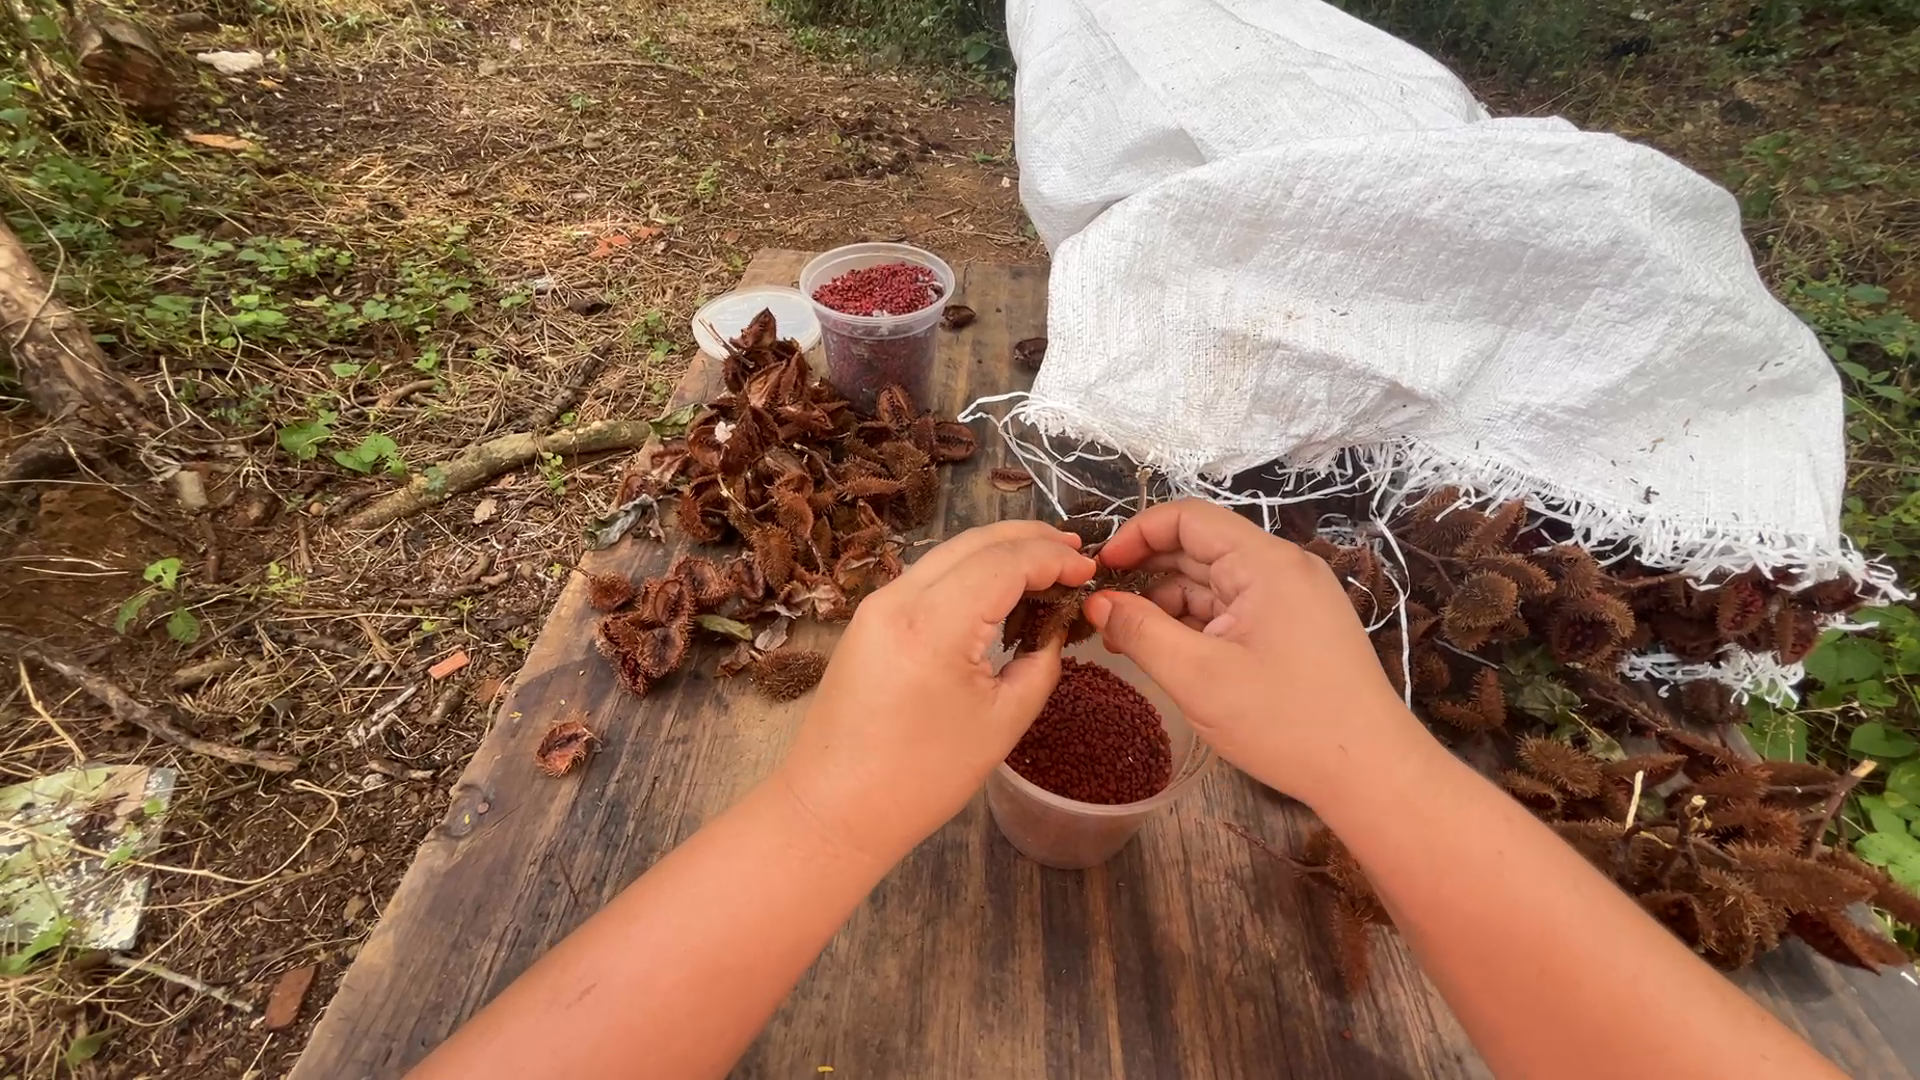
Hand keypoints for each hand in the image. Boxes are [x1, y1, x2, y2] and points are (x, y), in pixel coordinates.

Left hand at [776, 521, 1096, 864]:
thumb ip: (1039, 662)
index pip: (1004, 563)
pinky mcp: (868, 617)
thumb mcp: (1001, 723)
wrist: (834, 807)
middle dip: (1029, 538)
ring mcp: (876, 604)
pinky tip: (996, 584)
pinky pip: (928, 576)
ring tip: (1044, 558)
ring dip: (998, 549)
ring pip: (948, 553)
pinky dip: (969, 570)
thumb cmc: (923, 779)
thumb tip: (1054, 623)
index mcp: (933, 625)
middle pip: (974, 543)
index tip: (1089, 568)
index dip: (1053, 559)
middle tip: (1074, 548)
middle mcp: (899, 598)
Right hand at [1082, 499, 1429, 806]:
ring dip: (1164, 603)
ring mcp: (1288, 598)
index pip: (1188, 518)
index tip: (1099, 570)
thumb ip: (1140, 631)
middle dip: (1144, 574)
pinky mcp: (1291, 627)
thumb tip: (1096, 602)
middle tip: (1100, 609)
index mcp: (1264, 563)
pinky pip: (1229, 609)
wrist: (1372, 775)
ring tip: (1123, 637)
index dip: (1136, 534)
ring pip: (1209, 582)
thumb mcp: (1197, 677)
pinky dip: (1191, 624)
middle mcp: (1279, 569)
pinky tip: (1162, 649)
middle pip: (1197, 549)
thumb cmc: (1285, 722)